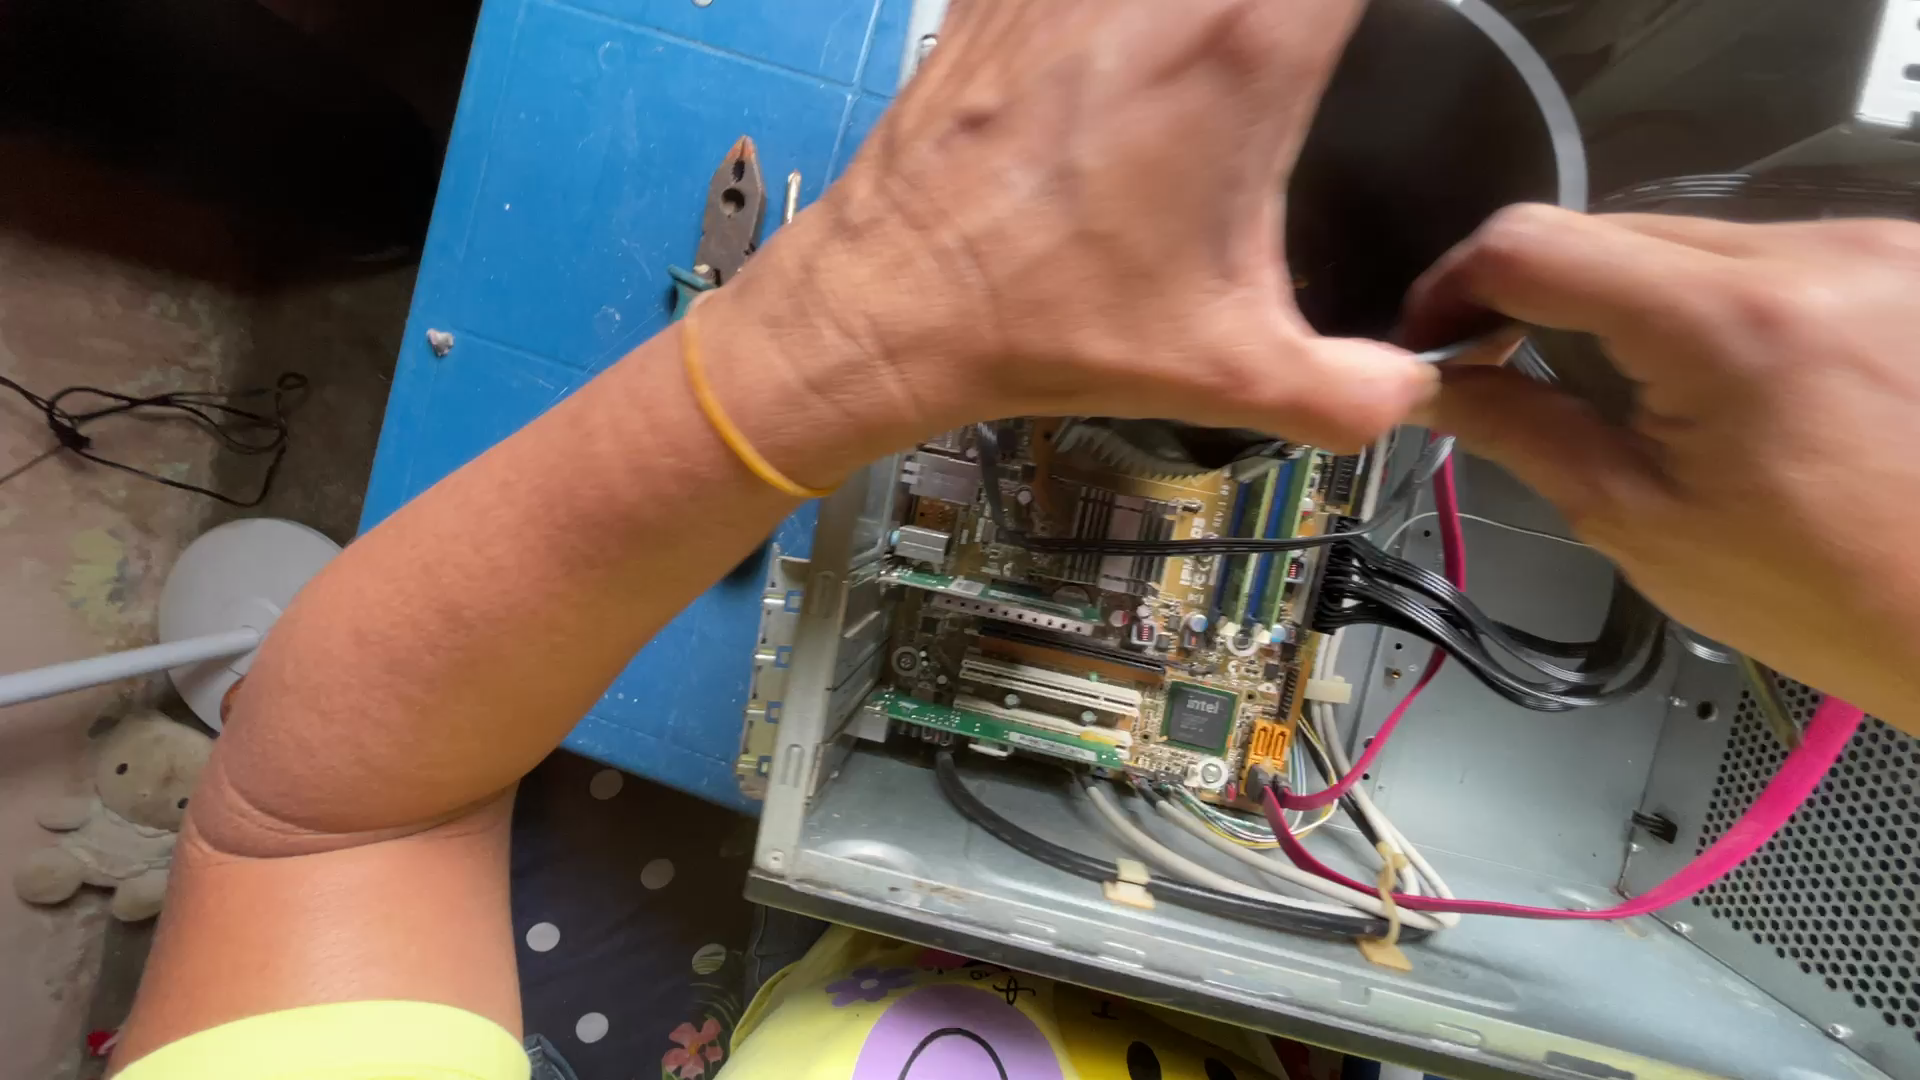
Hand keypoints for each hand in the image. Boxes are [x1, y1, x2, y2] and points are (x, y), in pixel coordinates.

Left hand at [724, 0, 1435, 475]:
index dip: (1363, 11)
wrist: (897, 307)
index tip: (1352, 47)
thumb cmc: (1055, 330)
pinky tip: (1113, 64)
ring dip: (1197, 22)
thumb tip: (1412, 389)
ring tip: (1197, 80)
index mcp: (1254, 33)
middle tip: (1274, 75)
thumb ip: (1349, 391)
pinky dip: (1113, 23)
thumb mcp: (1224, 374)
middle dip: (1285, 22)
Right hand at [1405, 205, 1919, 727]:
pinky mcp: (1901, 263)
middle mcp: (1816, 253)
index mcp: (1731, 324)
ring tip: (1579, 381)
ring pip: (1661, 239)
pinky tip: (1668, 372)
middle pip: (1593, 229)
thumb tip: (1423, 385)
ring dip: (1589, 301)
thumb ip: (1514, 427)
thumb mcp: (1628, 514)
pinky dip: (1663, 303)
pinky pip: (1734, 258)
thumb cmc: (1823, 591)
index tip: (1423, 345)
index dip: (1447, 287)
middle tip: (1479, 369)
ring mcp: (1876, 247)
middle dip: (1511, 296)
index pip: (1530, 247)